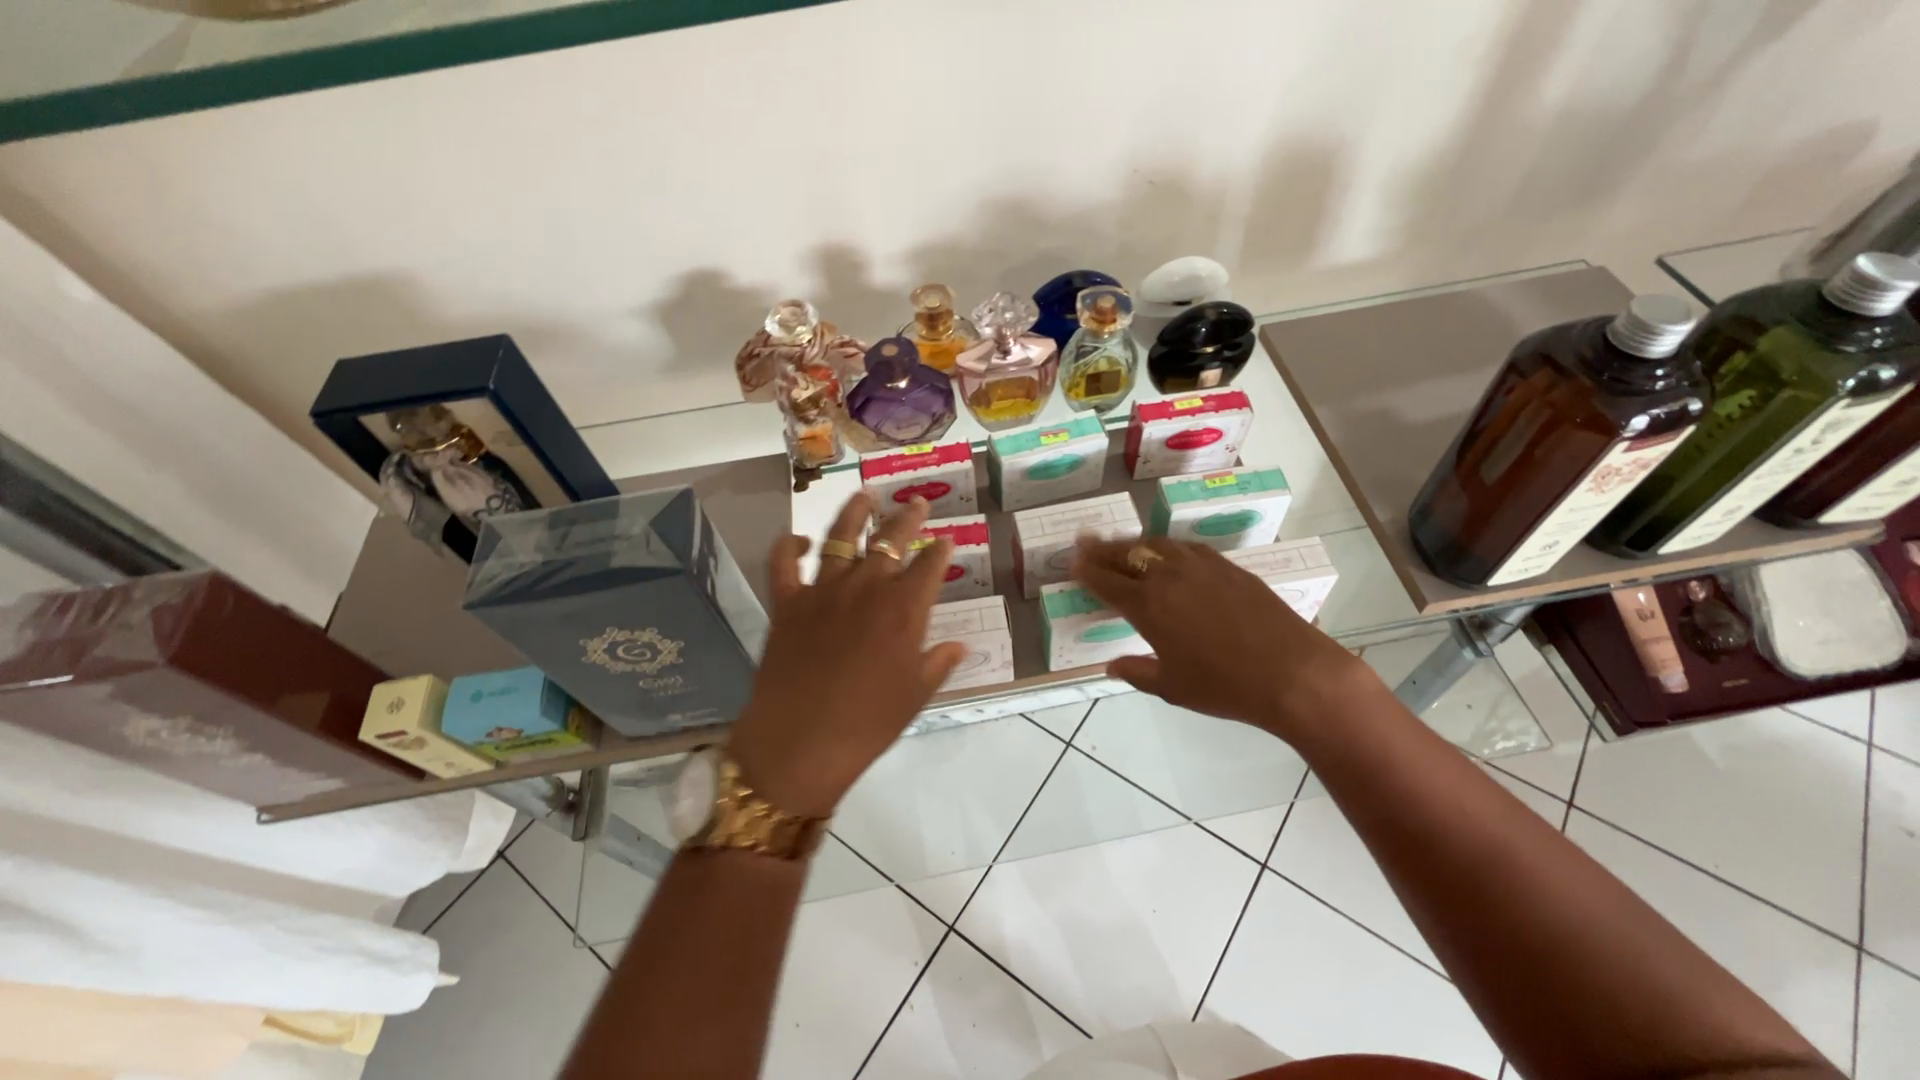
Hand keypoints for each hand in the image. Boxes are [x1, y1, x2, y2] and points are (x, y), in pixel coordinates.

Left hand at [726, 492, 967, 818]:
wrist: (802, 741)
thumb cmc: (868, 724)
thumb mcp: (915, 696)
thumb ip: (937, 663)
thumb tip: (958, 646)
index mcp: (904, 609)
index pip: (929, 566)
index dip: (940, 551)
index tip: (946, 540)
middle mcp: (866, 587)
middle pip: (890, 540)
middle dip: (907, 518)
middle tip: (917, 502)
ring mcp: (823, 591)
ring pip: (839, 537)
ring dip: (855, 513)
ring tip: (864, 496)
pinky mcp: (787, 603)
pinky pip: (784, 562)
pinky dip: (791, 546)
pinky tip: (801, 539)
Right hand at [1070, 535, 1372, 742]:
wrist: (1292, 673)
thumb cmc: (1225, 687)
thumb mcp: (1173, 688)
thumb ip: (1138, 673)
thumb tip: (1113, 665)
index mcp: (1148, 606)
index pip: (1107, 582)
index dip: (1087, 572)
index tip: (1072, 562)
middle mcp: (1170, 577)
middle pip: (1128, 554)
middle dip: (1103, 549)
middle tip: (1085, 542)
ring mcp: (1202, 567)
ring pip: (1158, 545)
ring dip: (1135, 543)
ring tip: (1123, 545)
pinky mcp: (1230, 567)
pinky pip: (1188, 548)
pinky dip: (1168, 547)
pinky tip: (1170, 553)